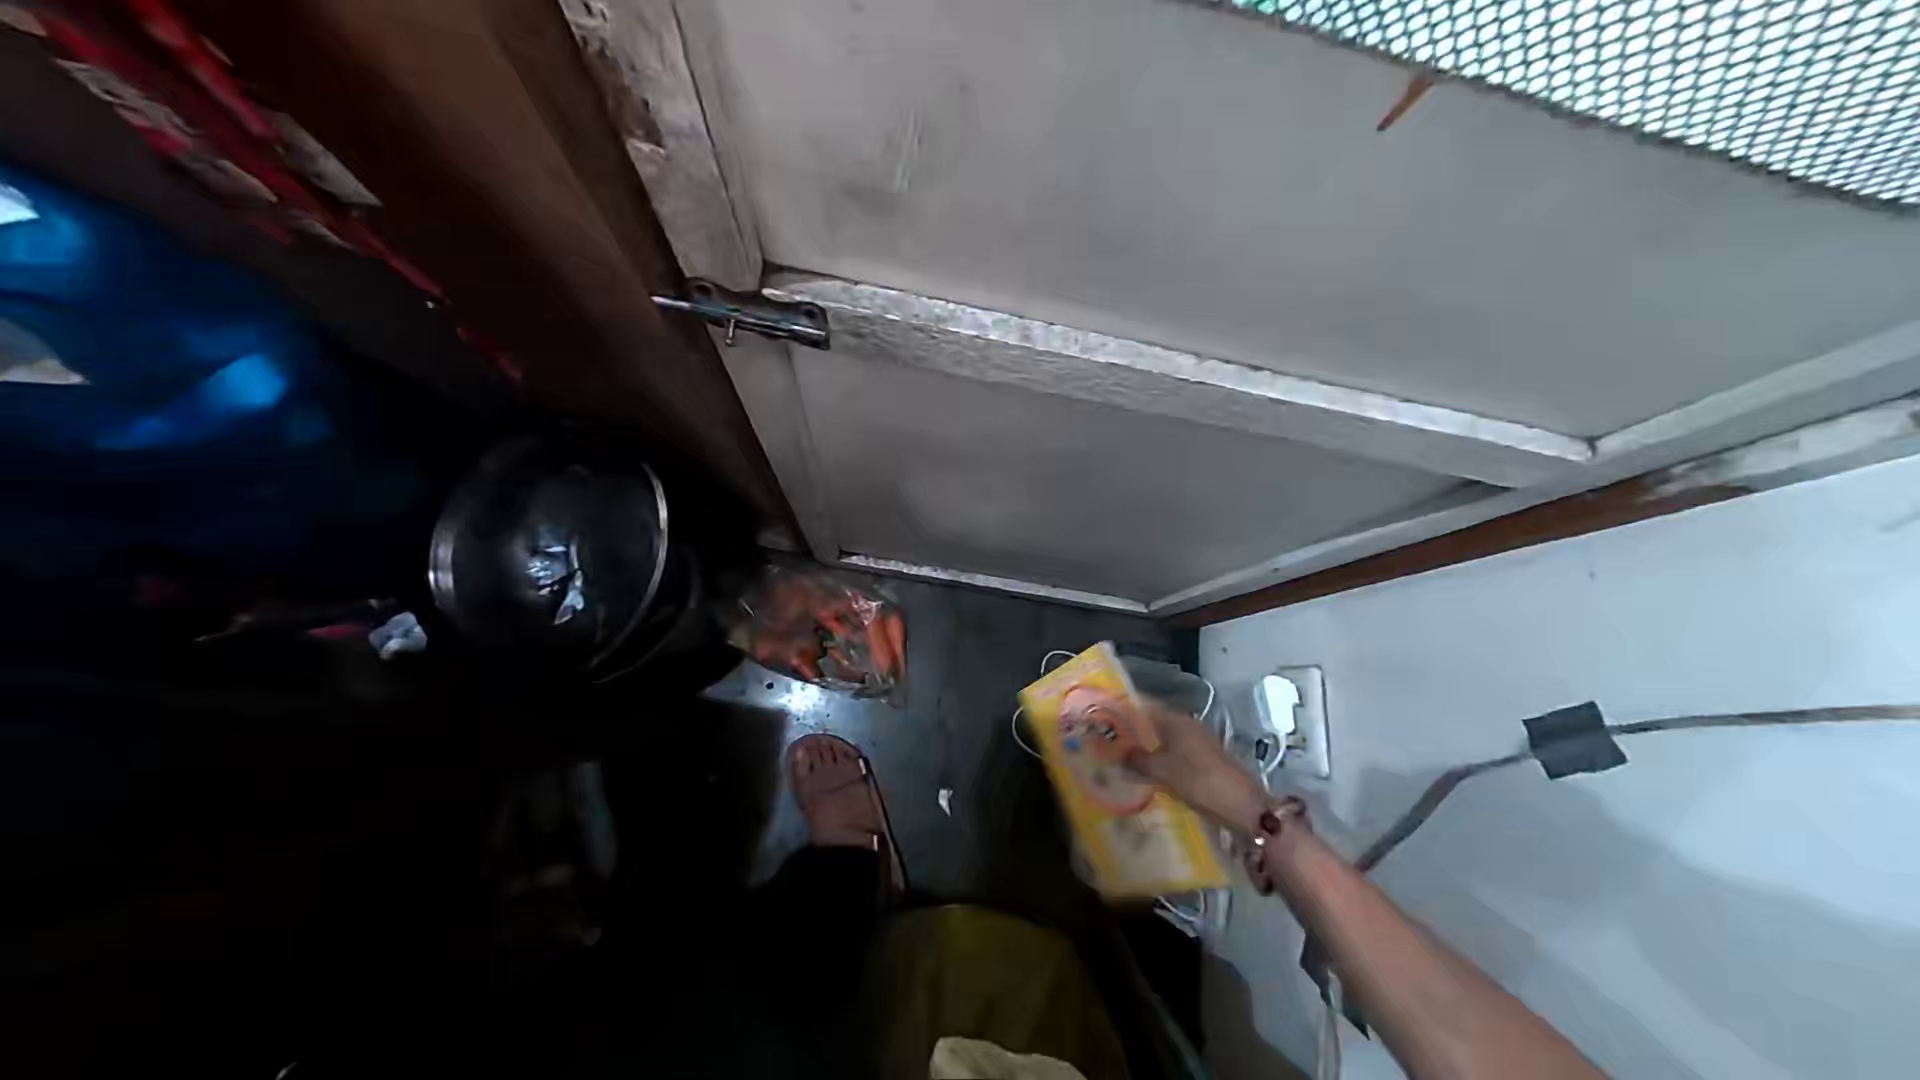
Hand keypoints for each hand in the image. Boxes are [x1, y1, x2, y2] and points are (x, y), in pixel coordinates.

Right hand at [1123, 697, 1273, 837]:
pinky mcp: (1206, 760)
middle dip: (1135, 733)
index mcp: (1176, 720)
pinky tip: (1151, 774)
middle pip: (1155, 724)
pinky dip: (1162, 760)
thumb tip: (1119, 754)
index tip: (1106, 720)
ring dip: (1149, 749)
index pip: (1144, 707)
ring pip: (1166, 741)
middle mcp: (1188, 725)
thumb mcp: (1162, 771)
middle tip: (1111, 744)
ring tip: (1126, 761)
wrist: (1242, 806)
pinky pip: (1176, 754)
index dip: (1125, 713)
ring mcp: (1199, 742)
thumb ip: (1138, 760)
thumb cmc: (1198, 780)